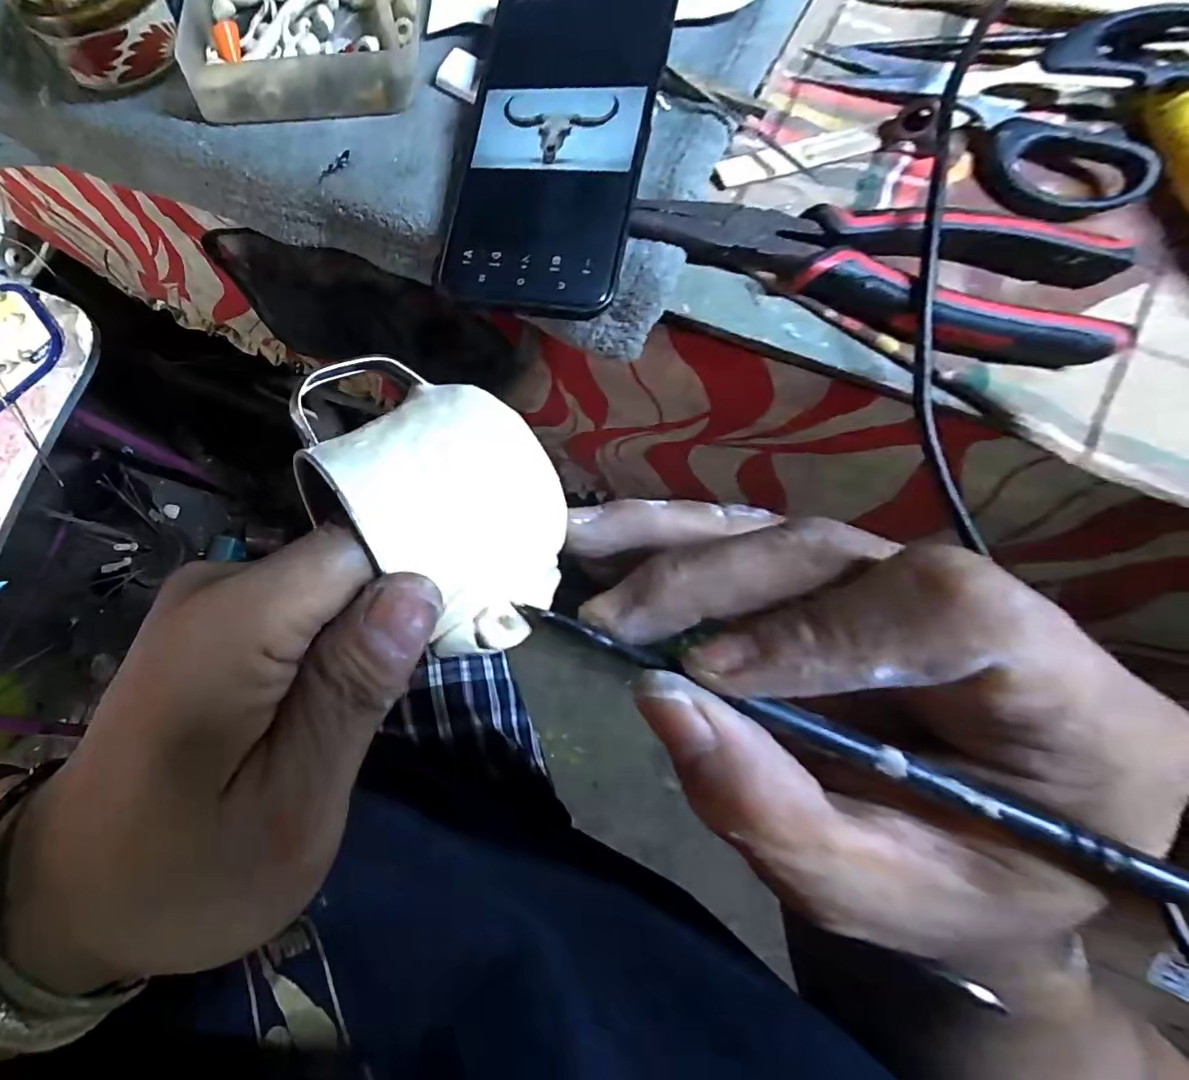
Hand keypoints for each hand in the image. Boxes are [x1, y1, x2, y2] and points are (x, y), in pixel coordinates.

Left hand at [0, 528, 440, 993]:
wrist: (71, 881)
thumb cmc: (181, 871)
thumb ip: (349, 691)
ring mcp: (198, 601)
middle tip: (401, 708)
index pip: (353, 549)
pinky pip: (283, 611)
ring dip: (351, 642)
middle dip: (385, 621)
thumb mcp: (289, 807)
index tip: (459, 639)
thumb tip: (415, 588)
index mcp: (231, 621)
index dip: (414, 582)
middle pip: (334, 565)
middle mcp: (211, 585)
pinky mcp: (199, 624)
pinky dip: (314, 650)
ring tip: (354, 720)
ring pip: (314, 589)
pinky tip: (313, 709)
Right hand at [567, 500, 1188, 963]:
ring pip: (766, 531)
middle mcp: (968, 609)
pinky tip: (592, 540)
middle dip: (704, 584)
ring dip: (660, 540)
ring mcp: (878, 584)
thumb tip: (655, 697)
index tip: (708, 673)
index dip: (816, 630)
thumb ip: (770, 809)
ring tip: (573, 546)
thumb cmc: (935, 886)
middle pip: (826, 550)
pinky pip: (728, 540)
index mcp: (1055, 696)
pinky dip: (652, 537)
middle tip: (607, 625)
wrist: (952, 857)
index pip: (948, 610)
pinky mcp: (806, 584)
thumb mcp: (866, 888)